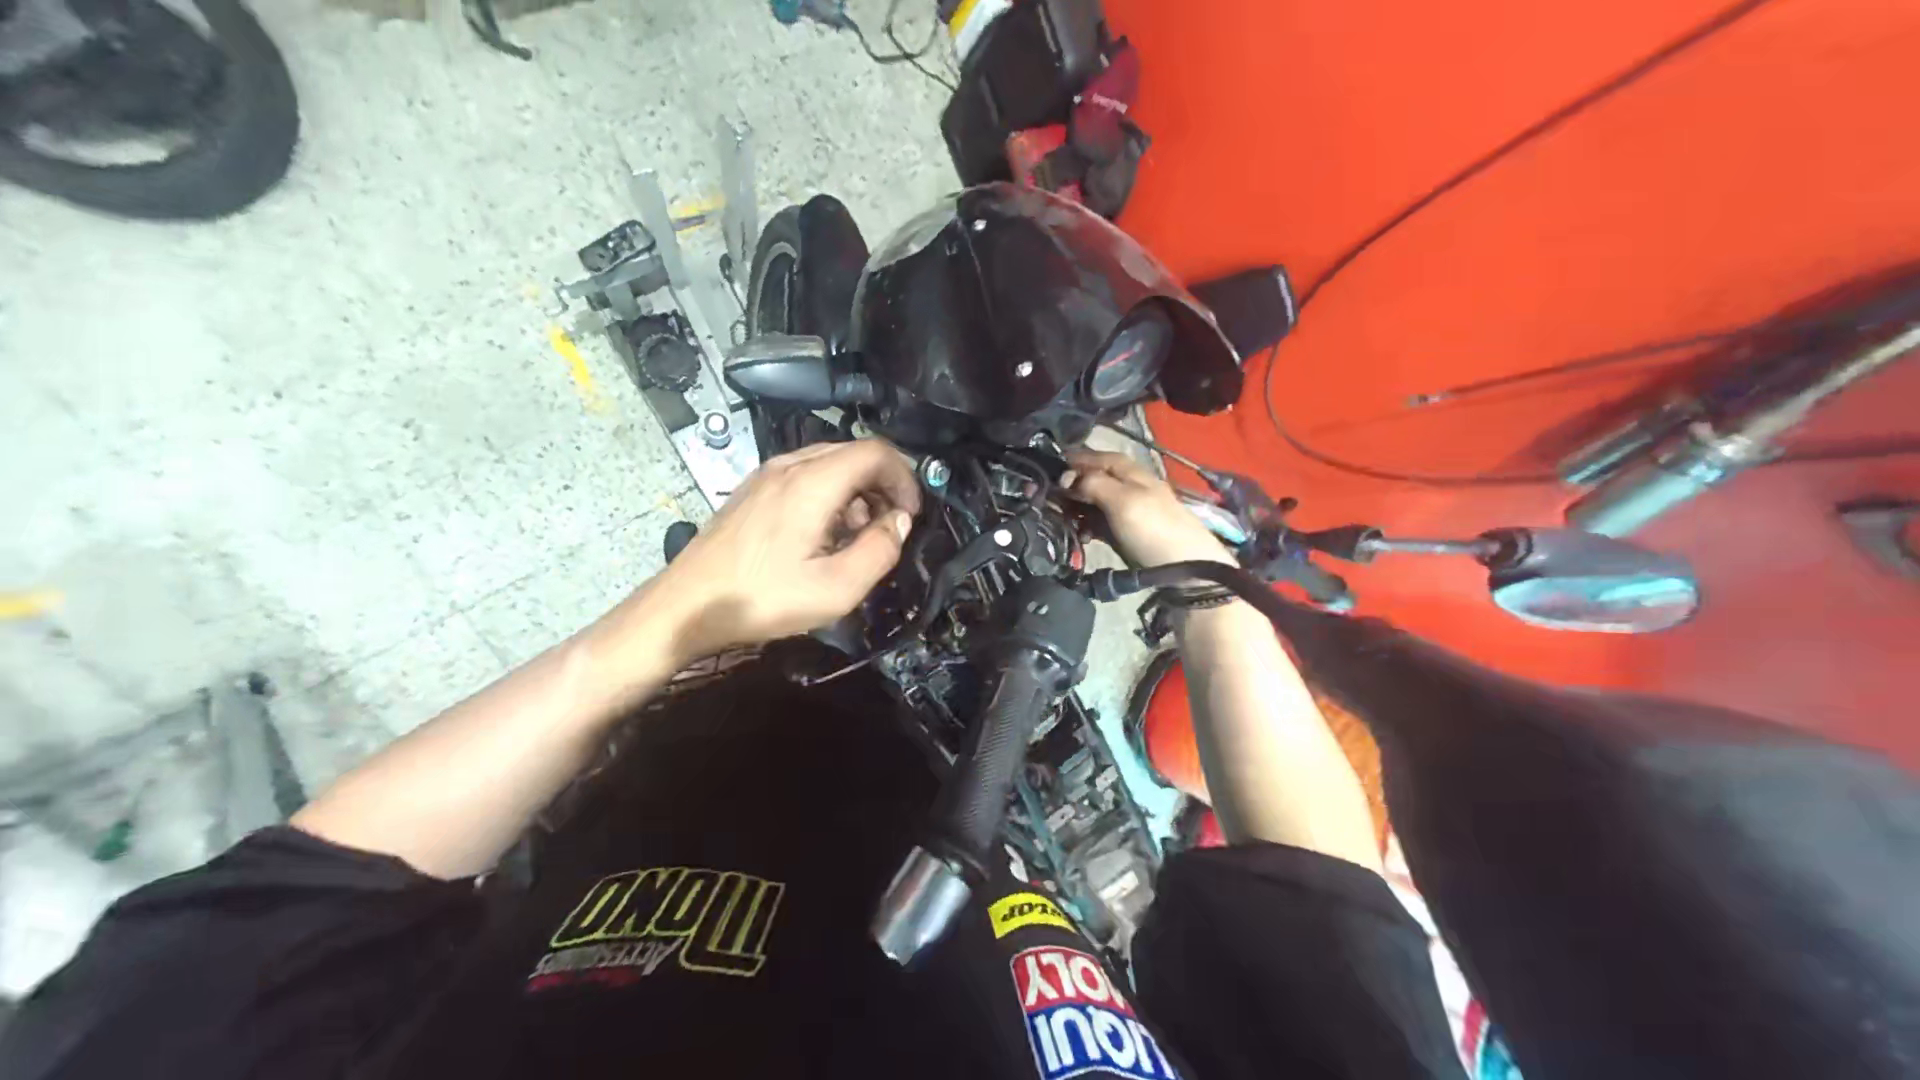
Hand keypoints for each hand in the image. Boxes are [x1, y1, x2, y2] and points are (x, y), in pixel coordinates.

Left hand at [632, 439, 921, 665]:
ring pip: (830, 465)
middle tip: (888, 530)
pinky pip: (805, 477)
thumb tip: (898, 522)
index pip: (877, 452)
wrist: (685, 607)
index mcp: (813, 481)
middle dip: (883, 486)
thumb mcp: (835, 588)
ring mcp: (766, 476)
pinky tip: (822, 537)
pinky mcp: (753, 491)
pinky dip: (830, 496)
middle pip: (854, 454)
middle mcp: (789, 466)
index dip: (905, 479)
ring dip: (857, 493)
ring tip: (857, 539)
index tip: (909, 517)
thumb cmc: (762, 598)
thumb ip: (879, 550)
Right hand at [1064, 449, 1235, 567]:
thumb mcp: (1123, 500)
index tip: (1047, 469)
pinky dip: (1086, 526)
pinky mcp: (1127, 533)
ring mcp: (1129, 510)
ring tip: (1061, 518)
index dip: (1074, 460)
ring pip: (1094, 501)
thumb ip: (1094, 483)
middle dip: (1071, 486)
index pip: (1097, 456)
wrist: (1186, 570)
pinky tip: (1079, 535)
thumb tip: (1067, 477)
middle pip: (1094, 478)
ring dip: (1076, 508)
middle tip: (1049, 498)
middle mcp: (1129, 486)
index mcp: (1131, 472)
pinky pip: (1100, 523)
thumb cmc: (1154, 529)